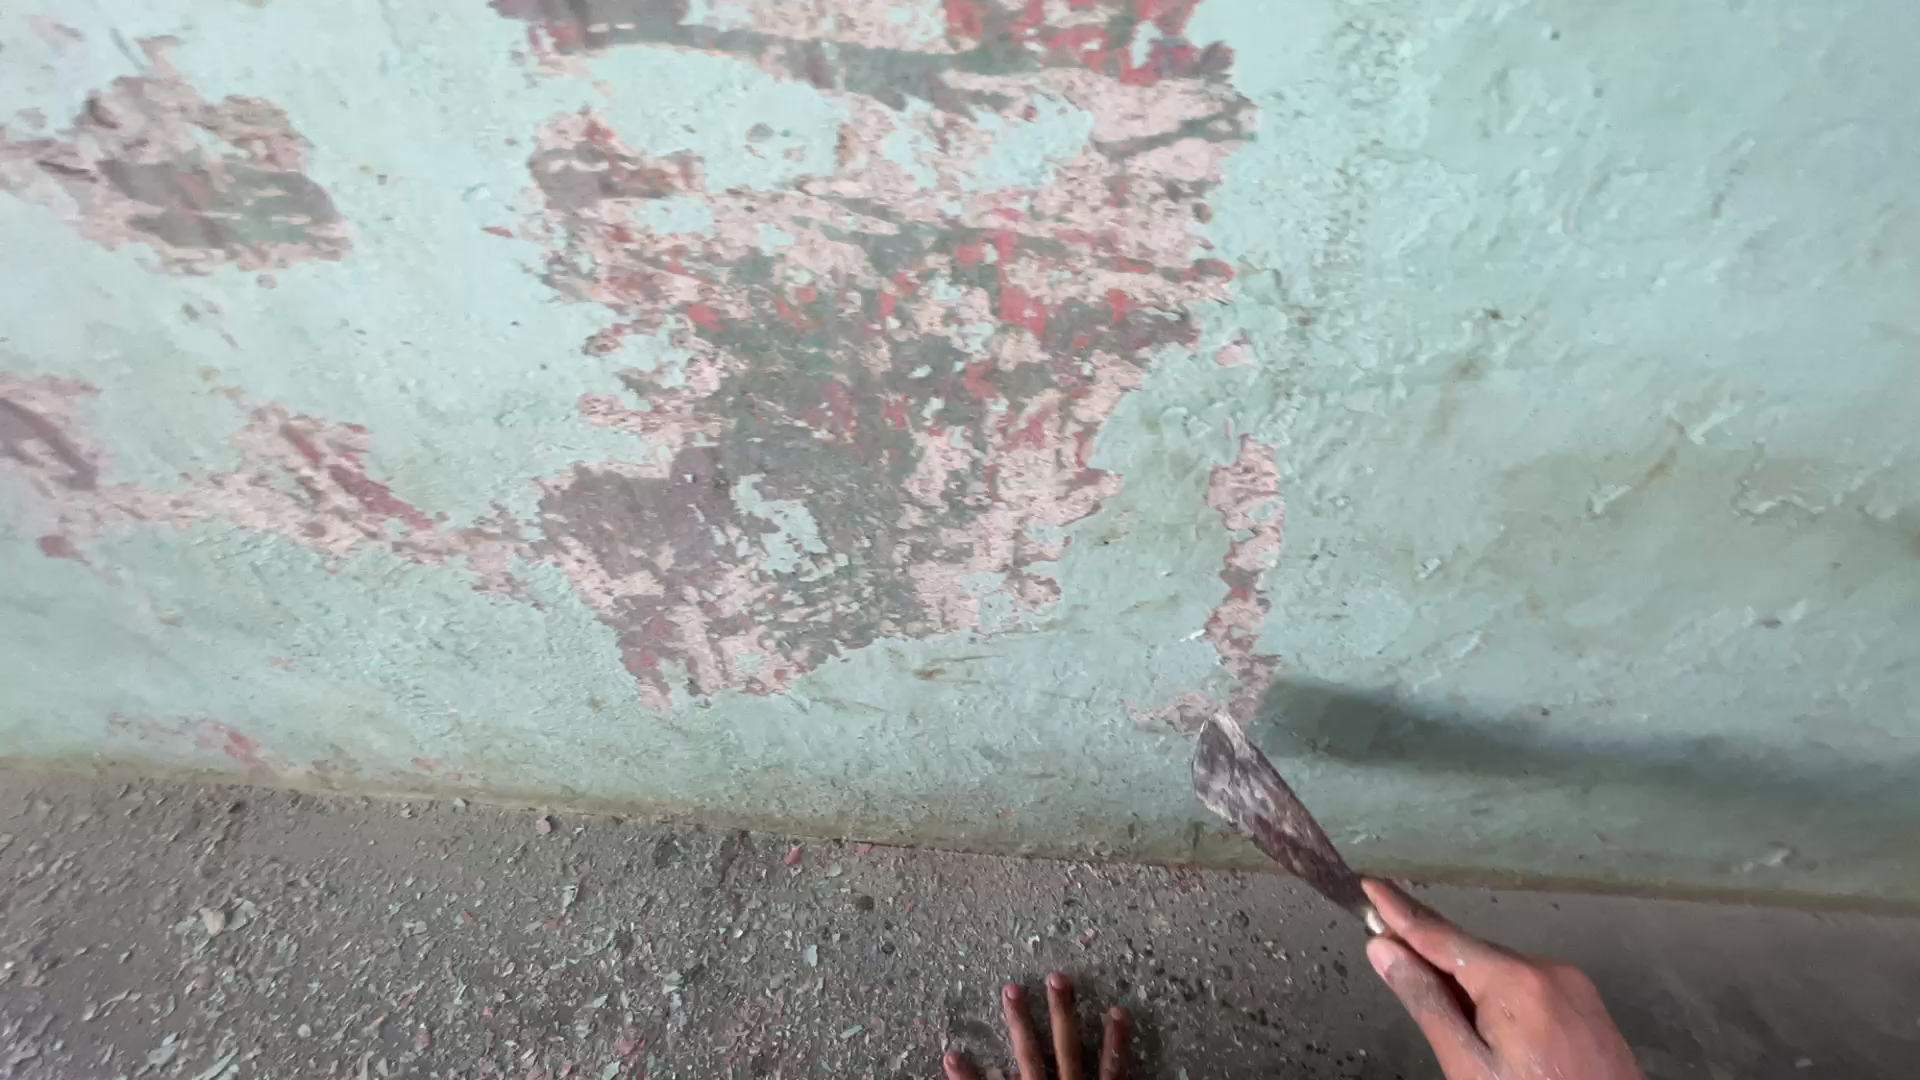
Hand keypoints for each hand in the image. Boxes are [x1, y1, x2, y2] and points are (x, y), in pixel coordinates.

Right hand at [942, 972, 1129, 1079]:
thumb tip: (963, 1070)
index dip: (966, 1077)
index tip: (951, 1054)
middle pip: (1030, 1055)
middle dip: (1020, 1022)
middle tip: (1012, 988)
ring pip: (1069, 1048)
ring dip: (1062, 1013)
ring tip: (1059, 978)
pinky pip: (1114, 1069)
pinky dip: (1116, 1041)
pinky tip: (1118, 1012)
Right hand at [1363, 879, 1644, 1079]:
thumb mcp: (1469, 1067)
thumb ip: (1424, 1001)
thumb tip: (1381, 948)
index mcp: (1515, 979)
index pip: (1437, 933)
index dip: (1396, 910)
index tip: (1367, 884)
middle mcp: (1547, 970)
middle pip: (1467, 951)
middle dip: (1428, 955)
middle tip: (1389, 960)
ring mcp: (1575, 988)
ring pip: (1495, 969)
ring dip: (1463, 980)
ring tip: (1448, 1018)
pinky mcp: (1589, 1009)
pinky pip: (1524, 986)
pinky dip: (1494, 994)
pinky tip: (1486, 1024)